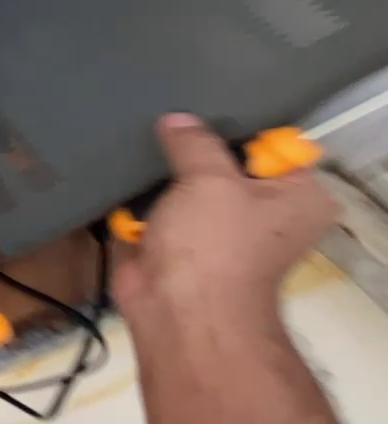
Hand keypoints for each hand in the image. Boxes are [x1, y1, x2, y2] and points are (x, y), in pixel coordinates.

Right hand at [112, 114, 334, 325]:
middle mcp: (266, 212)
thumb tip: (178, 119)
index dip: (233, 132)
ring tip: (135, 161)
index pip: (272, 148)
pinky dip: (140, 203)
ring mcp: (219, 230)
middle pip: (223, 165)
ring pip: (186, 187)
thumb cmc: (213, 243)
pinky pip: (158, 209)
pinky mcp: (178, 242)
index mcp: (298, 197)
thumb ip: (194, 144)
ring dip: (158, 179)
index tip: (195, 121)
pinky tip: (124, 192)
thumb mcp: (208, 180)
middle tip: (157, 134)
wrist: (177, 304)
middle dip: (188, 155)